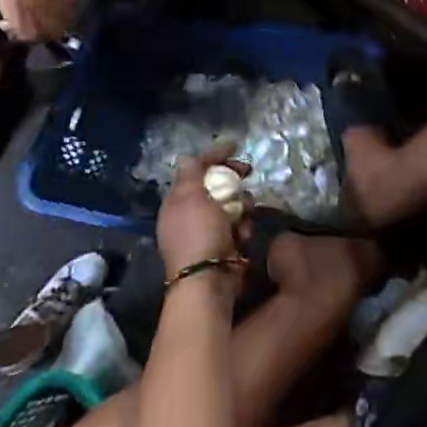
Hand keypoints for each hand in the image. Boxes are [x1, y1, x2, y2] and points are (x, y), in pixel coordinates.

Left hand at [0, 0, 81, 42]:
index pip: (29, 34)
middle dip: (46, 33)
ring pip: (64, 24)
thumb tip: (17, 33)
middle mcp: (39, 3)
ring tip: (52, 14)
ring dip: (59, 23)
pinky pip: (73, 10)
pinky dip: (68, 10)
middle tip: (43, 28)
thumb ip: (10, 15)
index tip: (30, 35)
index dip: (30, 37)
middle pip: (49, 32)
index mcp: (17, 4)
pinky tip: (59, 1)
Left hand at [158, 156, 245, 283]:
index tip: (235, 145)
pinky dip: (242, 229)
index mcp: (178, 201)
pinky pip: (239, 227)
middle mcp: (191, 215)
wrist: (208, 281)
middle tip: (248, 173)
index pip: (196, 169)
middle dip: (232, 180)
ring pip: (232, 205)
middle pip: (216, 186)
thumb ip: (191, 174)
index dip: (214, 155)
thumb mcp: (191, 197)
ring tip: (243, 215)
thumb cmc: (198, 234)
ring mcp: (208, 232)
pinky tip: (242, 237)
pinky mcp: (225, 247)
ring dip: (240, 207)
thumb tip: (186, 157)